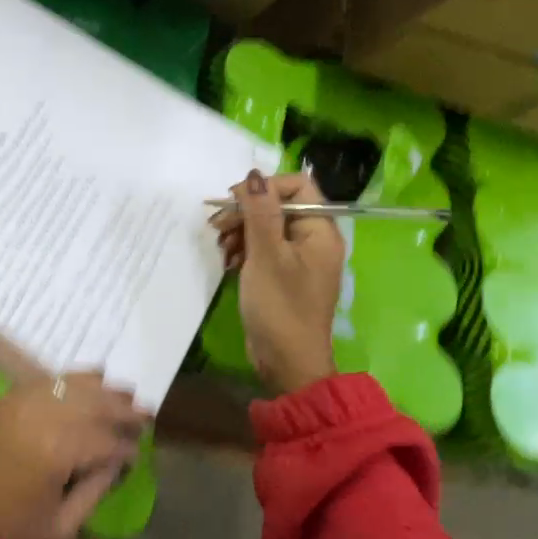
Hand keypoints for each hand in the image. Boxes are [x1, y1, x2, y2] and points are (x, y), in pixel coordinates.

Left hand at [0, 372, 148, 538]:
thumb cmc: (6, 525)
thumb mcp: (58, 527)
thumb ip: (93, 491)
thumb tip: (115, 463)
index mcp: (56, 449)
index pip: (104, 440)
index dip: (125, 447)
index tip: (140, 451)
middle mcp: (42, 414)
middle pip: (93, 403)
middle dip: (122, 409)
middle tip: (146, 413)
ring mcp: (24, 399)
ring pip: (73, 384)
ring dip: (103, 388)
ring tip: (127, 393)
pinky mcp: (10, 395)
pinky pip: (50, 378)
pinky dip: (75, 377)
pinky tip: (94, 377)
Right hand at [211, 171, 346, 394]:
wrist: (286, 364)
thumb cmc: (280, 306)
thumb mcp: (266, 254)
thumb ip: (260, 211)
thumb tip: (254, 174)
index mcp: (320, 231)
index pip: (297, 186)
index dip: (265, 187)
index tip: (235, 200)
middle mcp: (314, 240)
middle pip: (278, 204)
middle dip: (246, 211)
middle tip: (217, 225)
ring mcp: (299, 259)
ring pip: (267, 225)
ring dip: (241, 230)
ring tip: (220, 246)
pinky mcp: (284, 275)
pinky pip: (264, 247)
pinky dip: (244, 249)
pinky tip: (228, 260)